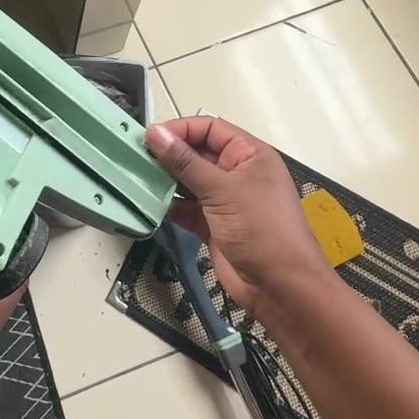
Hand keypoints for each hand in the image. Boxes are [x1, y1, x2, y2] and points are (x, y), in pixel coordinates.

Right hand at [145, 116, 334, 311]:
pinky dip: (168, 206)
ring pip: (187, 181)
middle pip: (196, 153)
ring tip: (137, 178)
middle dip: (168, 155)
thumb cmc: (262, 230)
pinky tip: (148, 204)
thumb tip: (155, 133)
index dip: (181, 129)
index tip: (151, 137)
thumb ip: (185, 162)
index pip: (209, 129)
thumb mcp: (222, 190)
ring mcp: (223, 200)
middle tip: (136, 157)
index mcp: (249, 155)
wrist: (281, 289)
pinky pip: (185, 207)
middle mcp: (236, 173)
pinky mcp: (211, 224)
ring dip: (165, 180)